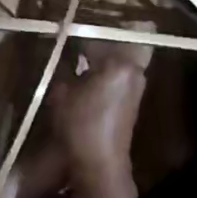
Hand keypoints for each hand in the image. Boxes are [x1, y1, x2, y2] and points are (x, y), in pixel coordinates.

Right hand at [46, 40, 149, 184]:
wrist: (101, 163)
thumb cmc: (80, 126)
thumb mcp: (62, 94)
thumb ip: (62, 67)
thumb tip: (60, 52)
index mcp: (116, 63)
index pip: (93, 38)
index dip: (73, 36)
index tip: (59, 34)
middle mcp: (132, 68)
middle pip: (109, 45)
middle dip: (89, 43)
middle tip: (68, 43)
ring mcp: (137, 82)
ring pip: (116, 59)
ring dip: (99, 57)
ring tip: (76, 58)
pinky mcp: (136, 95)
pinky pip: (119, 73)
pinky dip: (105, 70)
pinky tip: (87, 76)